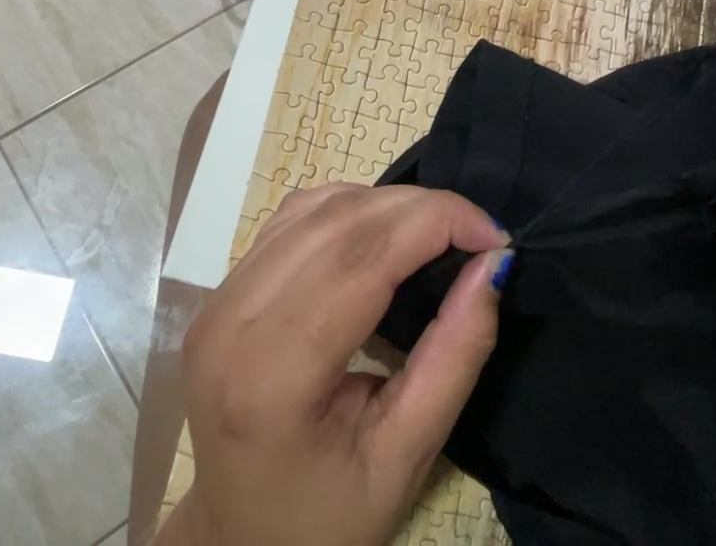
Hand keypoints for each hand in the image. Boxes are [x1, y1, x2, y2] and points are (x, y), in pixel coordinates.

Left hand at [159, 184, 512, 545]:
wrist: (242, 544)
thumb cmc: (329, 518)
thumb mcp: (408, 453)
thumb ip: (455, 354)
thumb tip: (495, 265)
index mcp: (272, 373)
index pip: (361, 257)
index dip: (436, 223)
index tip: (496, 235)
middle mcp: (232, 320)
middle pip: (338, 221)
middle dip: (421, 208)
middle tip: (478, 233)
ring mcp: (218, 301)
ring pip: (313, 208)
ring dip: (387, 203)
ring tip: (440, 233)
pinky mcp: (221, 293)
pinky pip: (291, 221)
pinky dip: (348, 210)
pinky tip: (384, 233)